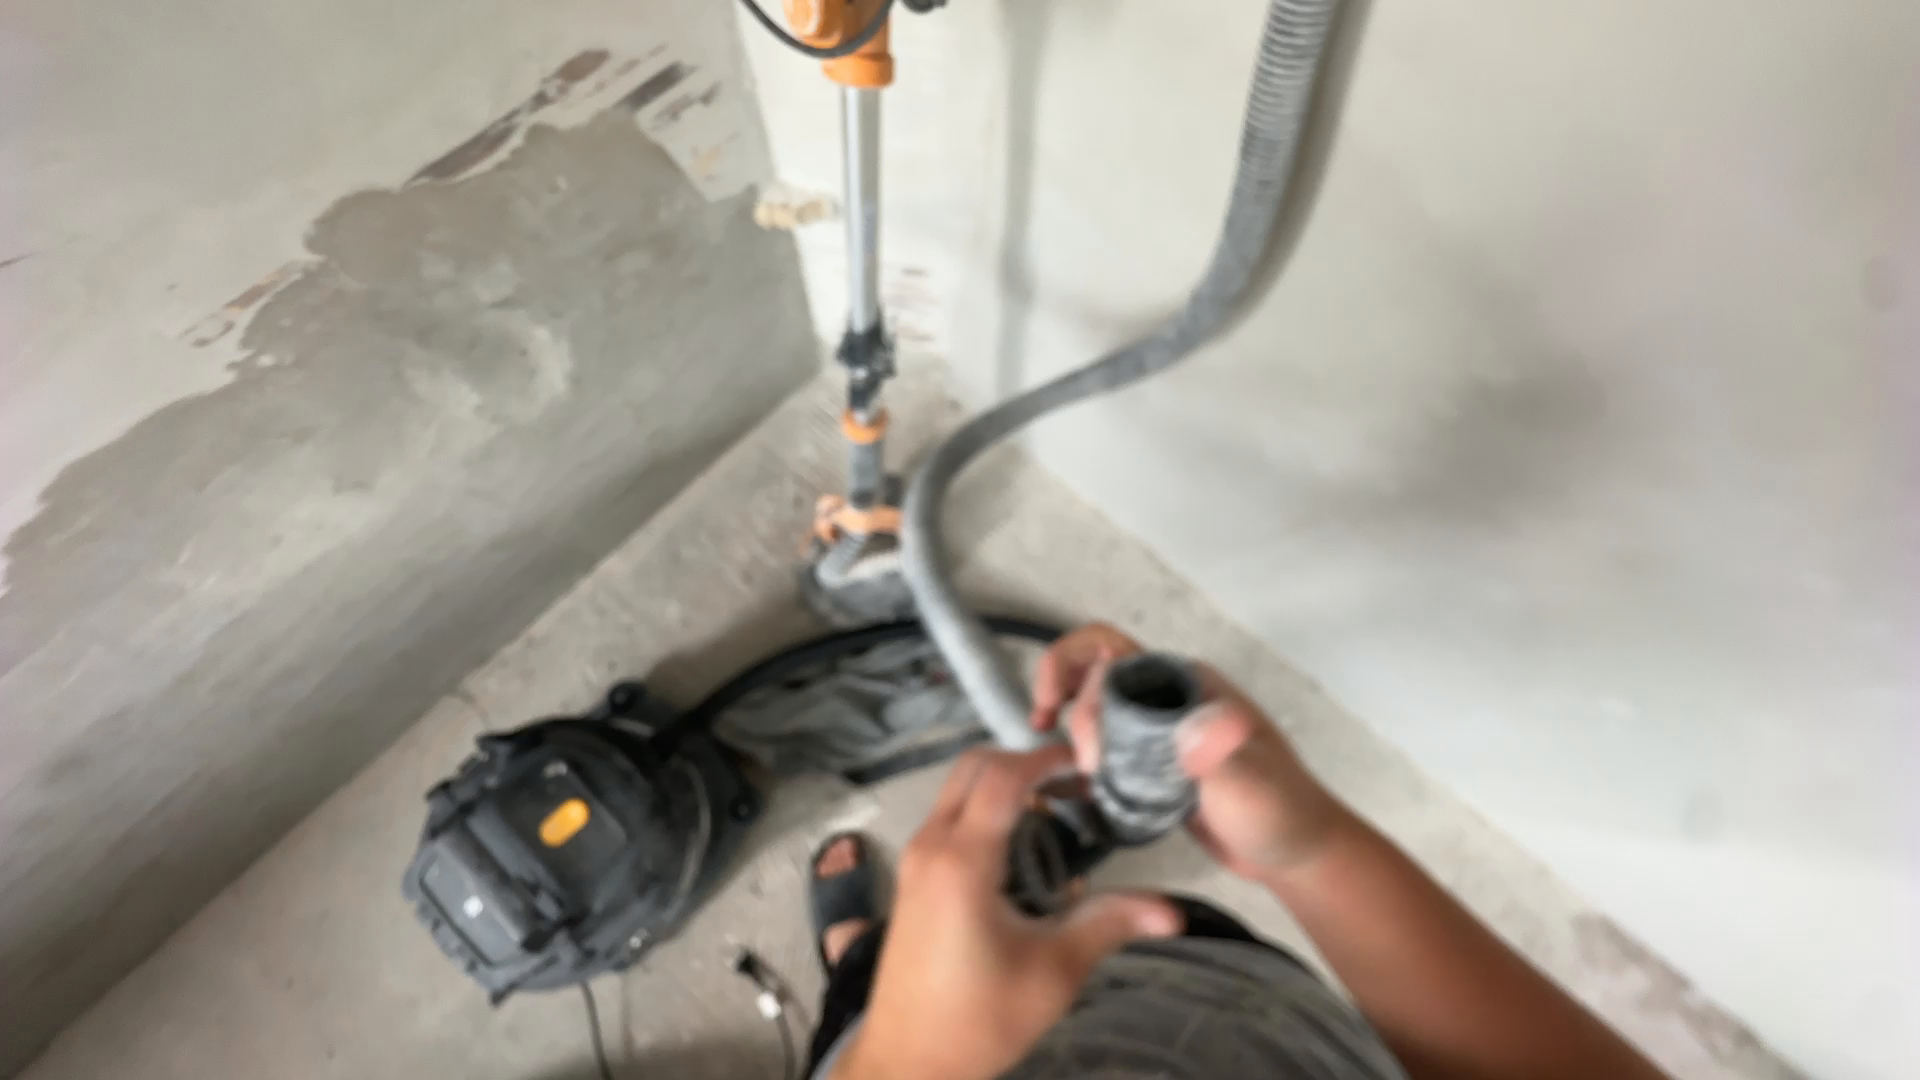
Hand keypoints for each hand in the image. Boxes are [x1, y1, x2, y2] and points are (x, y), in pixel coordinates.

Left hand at [835, 746, 1181, 1079]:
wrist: (906, 1062)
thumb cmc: (979, 1019)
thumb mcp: (1051, 973)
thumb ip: (1106, 925)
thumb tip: (1171, 910)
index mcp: (963, 860)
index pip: (1001, 777)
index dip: (1044, 760)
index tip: (1085, 764)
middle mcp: (932, 843)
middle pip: (974, 766)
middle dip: (1023, 762)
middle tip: (1071, 784)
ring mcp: (916, 855)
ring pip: (957, 786)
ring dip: (1002, 781)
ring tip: (1052, 806)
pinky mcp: (913, 871)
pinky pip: (949, 811)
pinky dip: (983, 803)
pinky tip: (1018, 839)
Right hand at [1029, 624, 1350, 882]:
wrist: (1293, 854)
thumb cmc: (1280, 812)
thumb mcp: (1252, 785)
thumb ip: (1222, 755)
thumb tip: (1190, 727)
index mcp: (1184, 682)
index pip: (1110, 649)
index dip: (1072, 667)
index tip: (1055, 710)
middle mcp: (1164, 694)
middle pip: (1092, 674)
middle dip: (1074, 709)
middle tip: (1088, 764)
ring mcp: (1154, 727)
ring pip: (1093, 705)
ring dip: (1071, 725)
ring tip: (1072, 764)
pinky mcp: (1148, 760)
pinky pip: (1103, 741)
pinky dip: (1080, 750)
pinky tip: (1075, 777)